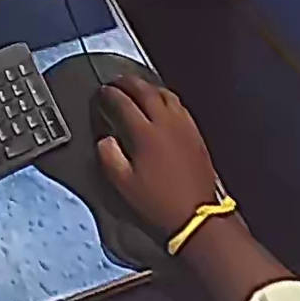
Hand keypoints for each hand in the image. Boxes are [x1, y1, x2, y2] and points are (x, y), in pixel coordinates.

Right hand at [96, 76, 222, 233]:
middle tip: (116, 81)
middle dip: (128, 82)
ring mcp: (184, 127)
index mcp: (145, 134)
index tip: (102, 92)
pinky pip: (180, 106)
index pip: (123, 102)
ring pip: (165, 94)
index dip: (109, 94)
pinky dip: (166, 98)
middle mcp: (165, 124)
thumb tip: (105, 139)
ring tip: (138, 87)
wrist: (198, 219)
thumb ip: (108, 156)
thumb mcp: (123, 184)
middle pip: (145, 90)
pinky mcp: (196, 134)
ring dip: (148, 87)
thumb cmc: (158, 202)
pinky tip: (161, 103)